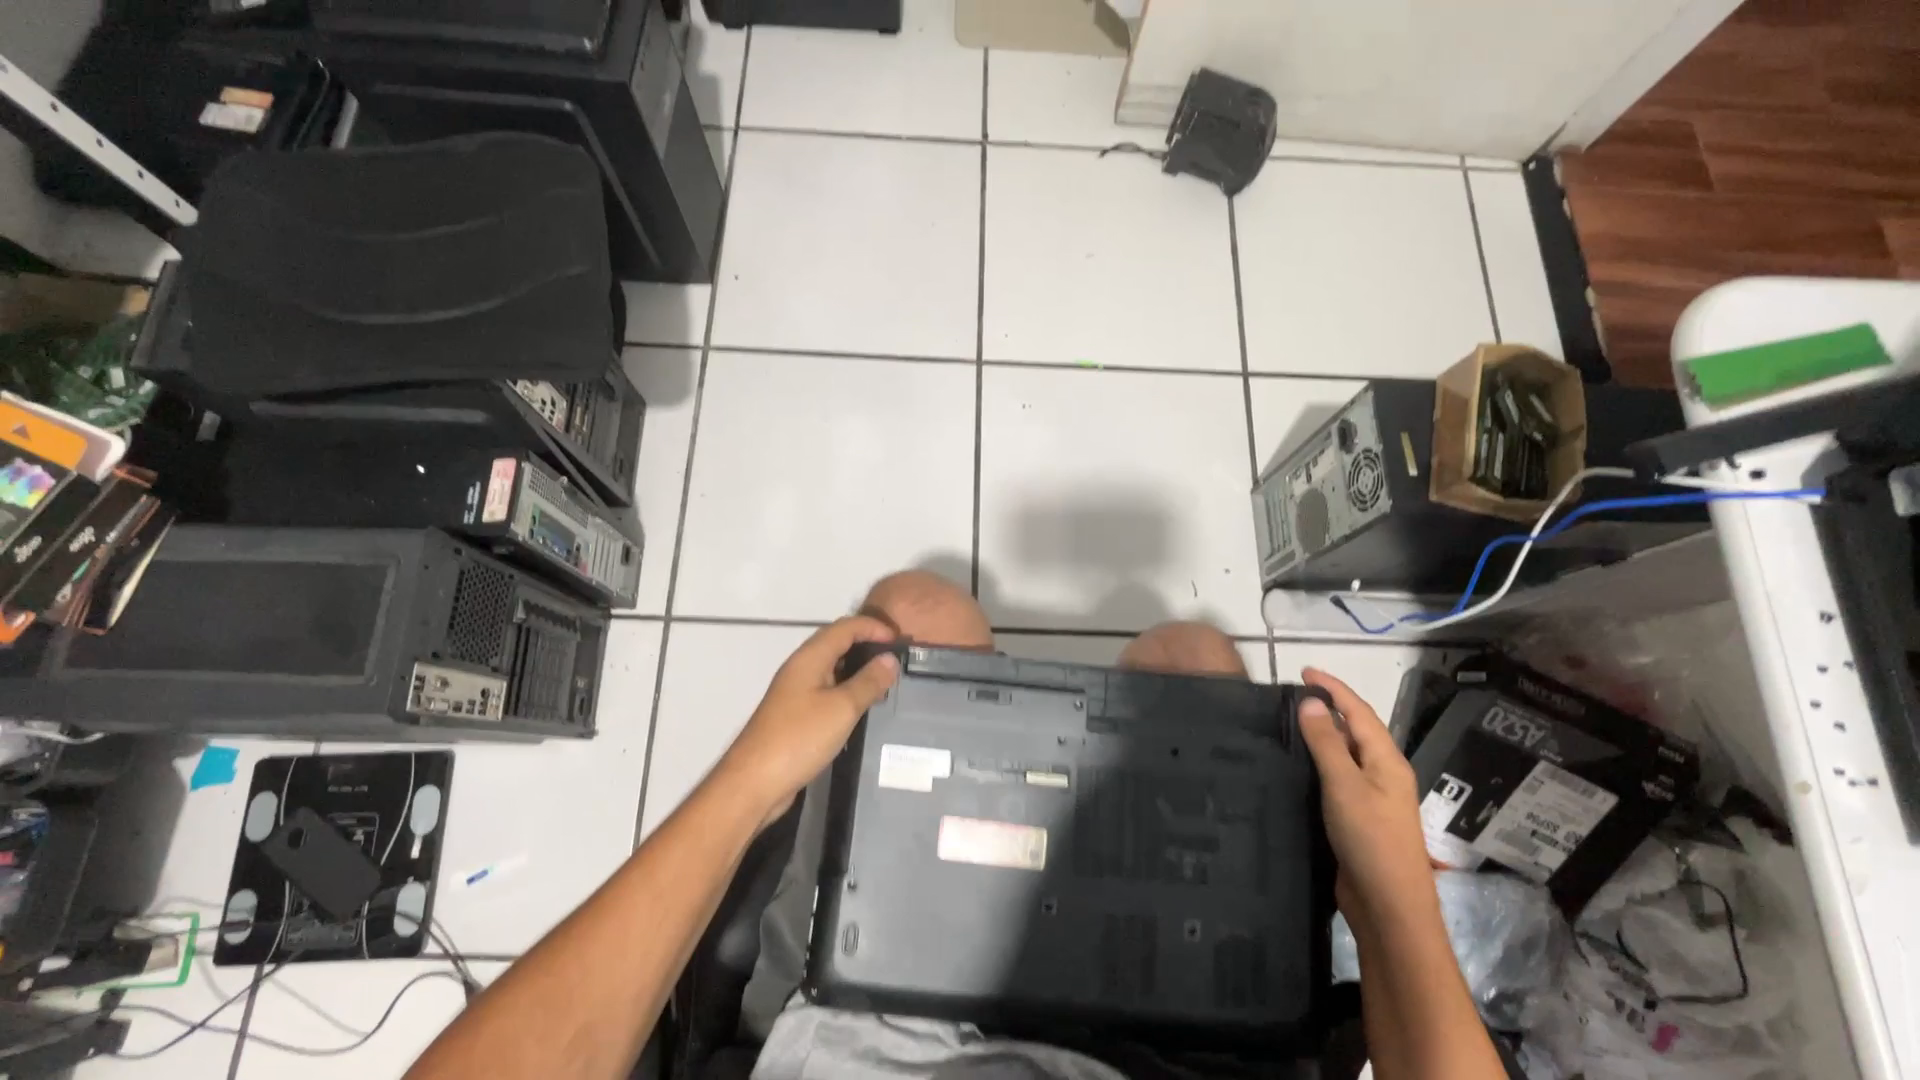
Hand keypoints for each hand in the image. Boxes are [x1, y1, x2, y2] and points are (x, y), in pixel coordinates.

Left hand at [718, 616, 900, 823]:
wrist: (755, 782)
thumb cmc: (799, 738)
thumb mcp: (842, 708)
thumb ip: (868, 682)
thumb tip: (889, 659)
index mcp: (809, 658)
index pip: (844, 627)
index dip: (873, 628)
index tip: (899, 642)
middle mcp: (800, 668)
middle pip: (836, 643)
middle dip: (867, 645)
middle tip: (896, 660)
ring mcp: (795, 692)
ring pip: (831, 668)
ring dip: (858, 669)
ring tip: (886, 682)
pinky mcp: (795, 714)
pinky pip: (826, 690)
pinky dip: (847, 690)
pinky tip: (862, 707)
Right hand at [1296, 667, 1439, 926]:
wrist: (1389, 907)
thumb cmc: (1371, 841)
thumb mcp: (1345, 786)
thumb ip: (1327, 743)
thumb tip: (1312, 701)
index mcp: (1387, 761)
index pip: (1359, 712)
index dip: (1334, 687)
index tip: (1304, 671)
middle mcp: (1383, 774)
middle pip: (1355, 731)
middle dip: (1328, 708)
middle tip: (1291, 695)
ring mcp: (1372, 799)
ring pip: (1345, 756)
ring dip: (1321, 736)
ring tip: (1288, 724)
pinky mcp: (1358, 820)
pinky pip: (1337, 779)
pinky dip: (1318, 764)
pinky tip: (1296, 768)